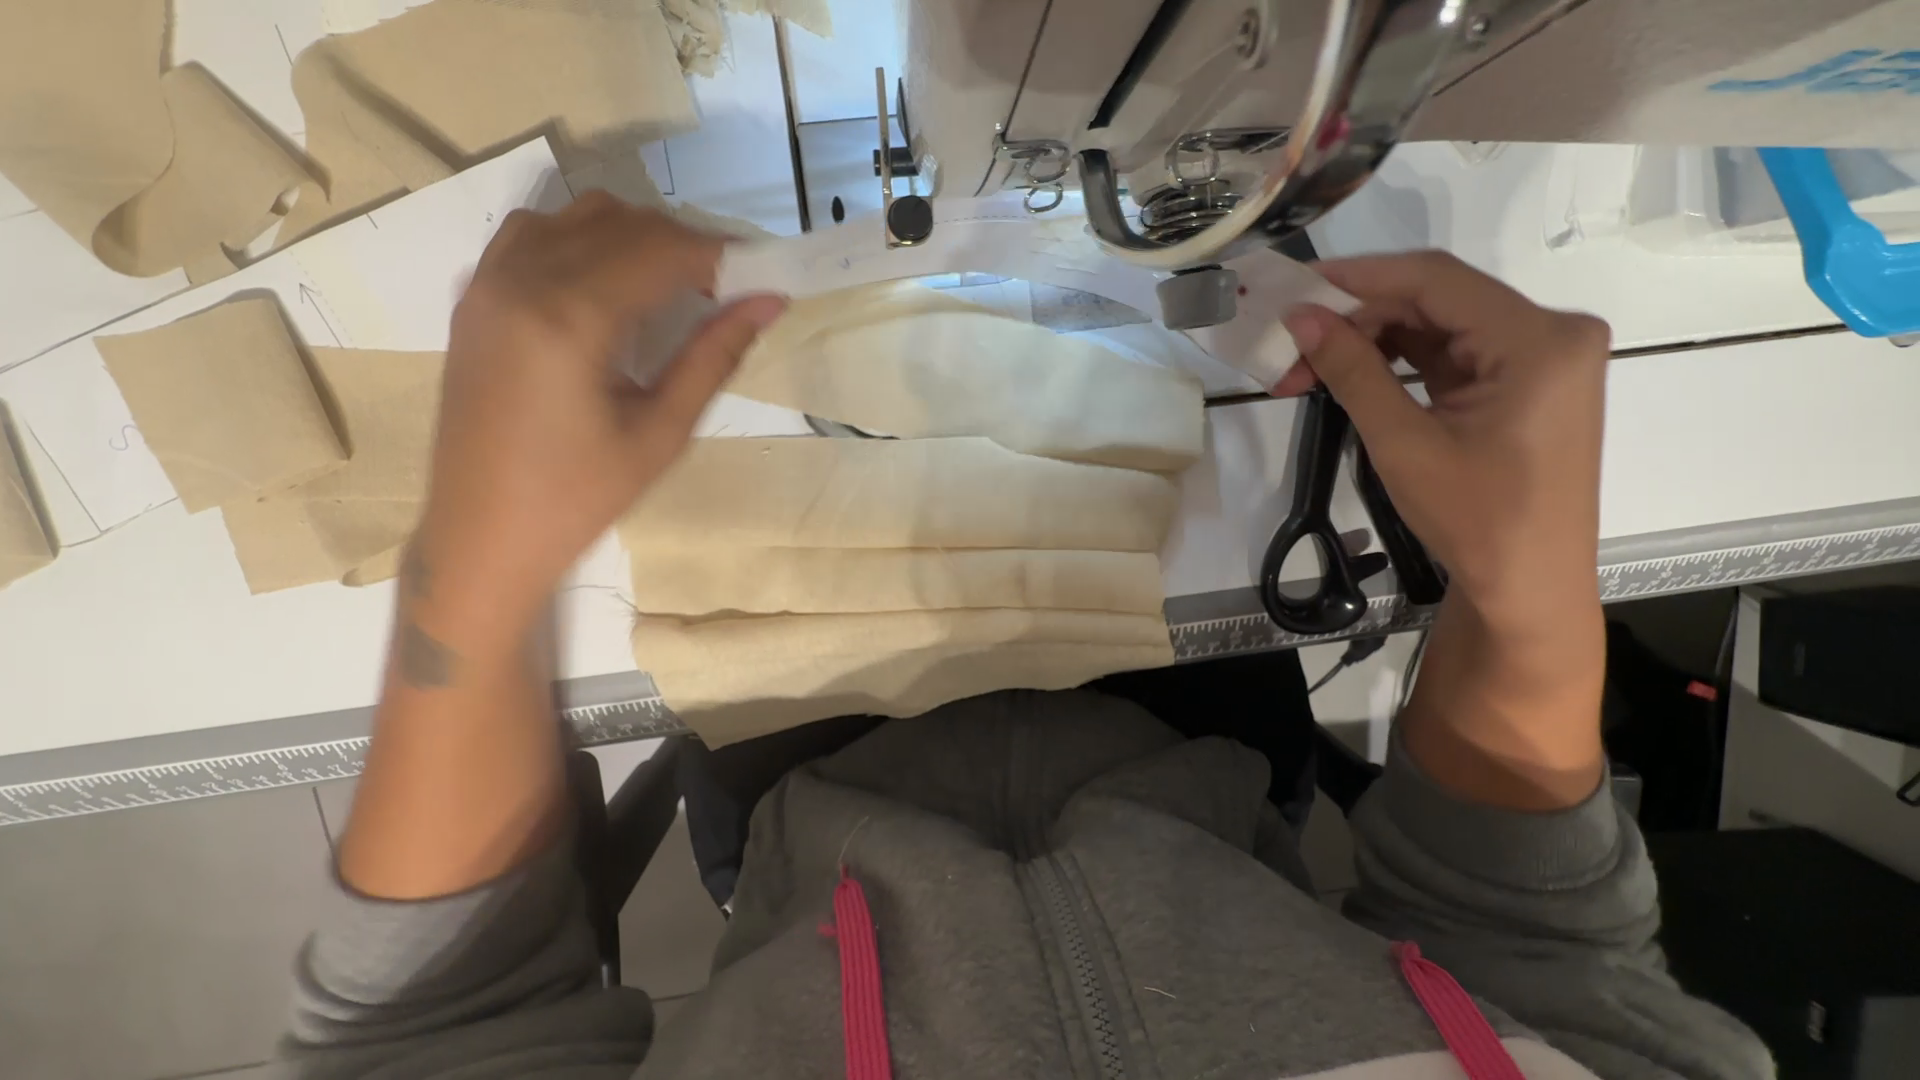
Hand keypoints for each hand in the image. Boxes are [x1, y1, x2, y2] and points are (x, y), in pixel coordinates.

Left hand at [418, 193, 785, 634]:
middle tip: (723, 293)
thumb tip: (769, 302)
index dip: (718, 254)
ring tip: (668, 288)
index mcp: (569, 318)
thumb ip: (714, 357)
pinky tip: (606, 286)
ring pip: (576, 216)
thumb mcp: (662, 433)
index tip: (758, 277)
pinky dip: (581, 240)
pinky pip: (533, 233)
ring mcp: (488, 283)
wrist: (483, 534)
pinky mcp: (474, 298)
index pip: (660, 250)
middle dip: (682, 245)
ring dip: (633, 236)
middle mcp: (521, 280)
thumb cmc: (579, 497)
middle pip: (621, 222)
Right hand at [1280, 252, 1608, 628]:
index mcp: (1538, 340)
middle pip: (1436, 301)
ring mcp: (1541, 358)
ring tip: (1309, 372)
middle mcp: (1551, 333)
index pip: (1436, 279)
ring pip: (1439, 327)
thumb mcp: (1404, 442)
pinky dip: (1400, 363)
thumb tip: (1299, 317)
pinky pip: (1453, 353)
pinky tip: (1354, 376)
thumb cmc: (1475, 518)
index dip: (1360, 277)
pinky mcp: (1525, 382)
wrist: (1527, 584)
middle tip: (1291, 351)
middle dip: (1358, 322)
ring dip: (1373, 344)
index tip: (1295, 287)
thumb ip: (1353, 370)